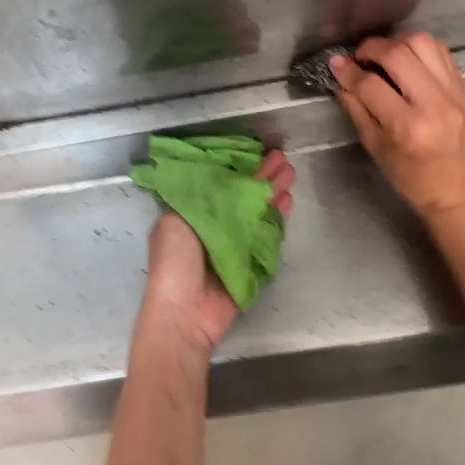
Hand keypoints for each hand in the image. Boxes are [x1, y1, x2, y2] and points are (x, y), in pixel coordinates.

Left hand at [139, 150, 295, 352]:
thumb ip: (200, 198)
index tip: (253, 151)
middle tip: (281, 158)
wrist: (184, 313)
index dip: (235, 167)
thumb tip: (219, 179)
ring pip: (255, 212)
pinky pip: (265, 235)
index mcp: (188, 215)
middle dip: (260, 176)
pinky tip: (287, 200)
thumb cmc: (174, 263)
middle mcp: (210, 227)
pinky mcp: (248, 263)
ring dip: (271, 192)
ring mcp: (230, 245)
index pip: (216, 184)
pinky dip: (276, 217)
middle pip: (239, 196)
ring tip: (289, 173)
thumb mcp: (176, 220)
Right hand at [331, 33, 464, 218]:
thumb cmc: (413, 177)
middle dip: (371, 48)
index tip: (335, 64)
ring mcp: (453, 91)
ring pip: (422, 43)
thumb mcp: (376, 148)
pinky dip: (419, 49)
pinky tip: (408, 61)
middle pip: (398, 54)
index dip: (347, 71)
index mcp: (407, 127)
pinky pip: (440, 51)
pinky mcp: (464, 85)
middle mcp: (433, 103)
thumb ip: (357, 110)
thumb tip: (340, 78)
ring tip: (384, 55)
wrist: (461, 188)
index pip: (370, 85)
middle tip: (359, 57)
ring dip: (397, 42)